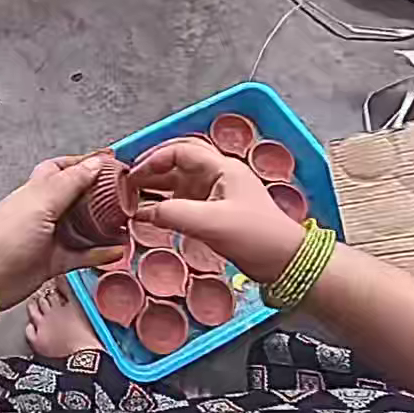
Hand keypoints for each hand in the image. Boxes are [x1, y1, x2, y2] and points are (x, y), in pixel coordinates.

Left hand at [0, 154, 125, 309]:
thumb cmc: (6, 235)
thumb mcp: (41, 201)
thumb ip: (70, 182)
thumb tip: (95, 162)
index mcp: (39, 189)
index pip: (64, 168)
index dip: (86, 163)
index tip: (111, 162)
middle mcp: (46, 210)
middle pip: (78, 196)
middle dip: (101, 193)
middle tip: (126, 192)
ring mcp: (51, 236)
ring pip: (84, 226)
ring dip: (105, 224)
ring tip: (128, 221)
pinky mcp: (55, 261)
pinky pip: (84, 254)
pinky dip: (100, 253)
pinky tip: (118, 250)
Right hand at [128, 137, 304, 281]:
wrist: (285, 261)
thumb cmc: (255, 236)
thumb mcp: (211, 223)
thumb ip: (173, 214)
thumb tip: (142, 213)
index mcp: (221, 168)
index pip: (180, 151)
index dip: (153, 159)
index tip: (133, 175)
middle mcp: (217, 176)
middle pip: (177, 163)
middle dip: (151, 170)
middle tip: (128, 183)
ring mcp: (215, 194)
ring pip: (178, 182)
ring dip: (155, 188)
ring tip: (131, 197)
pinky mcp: (214, 212)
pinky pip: (182, 202)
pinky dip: (164, 205)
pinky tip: (148, 214)